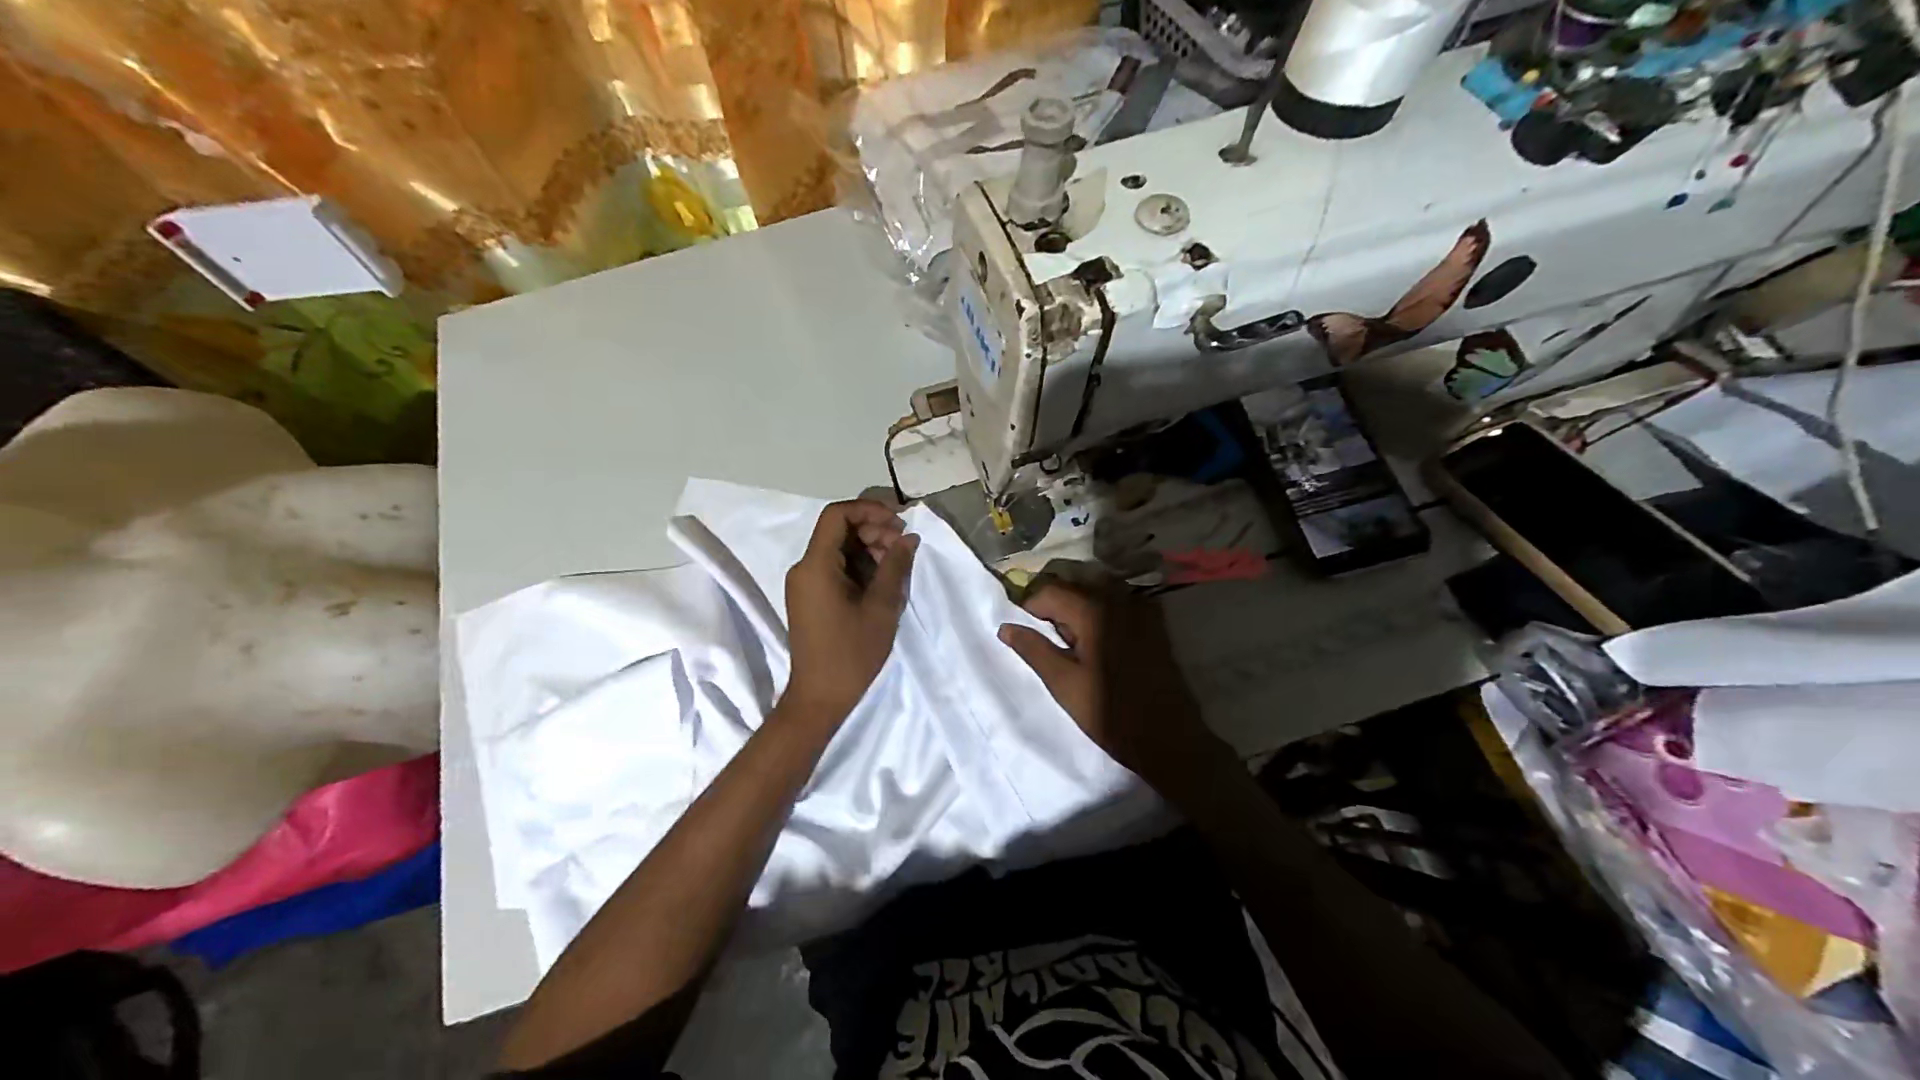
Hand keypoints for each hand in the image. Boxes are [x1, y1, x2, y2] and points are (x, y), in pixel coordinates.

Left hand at [782, 500, 919, 721]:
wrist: (820, 697)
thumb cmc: (851, 654)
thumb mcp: (881, 608)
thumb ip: (895, 566)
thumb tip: (908, 538)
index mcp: (815, 566)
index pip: (837, 515)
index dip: (869, 510)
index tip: (898, 523)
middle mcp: (805, 568)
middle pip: (838, 530)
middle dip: (873, 530)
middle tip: (903, 548)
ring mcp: (806, 583)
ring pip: (839, 548)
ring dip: (870, 548)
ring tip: (897, 566)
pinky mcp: (811, 597)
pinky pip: (836, 567)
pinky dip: (860, 565)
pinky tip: (884, 580)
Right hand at [999, 580, 1232, 795]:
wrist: (1168, 738)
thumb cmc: (1110, 713)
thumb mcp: (1063, 683)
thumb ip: (1033, 649)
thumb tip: (1005, 626)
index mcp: (1093, 611)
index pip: (1048, 591)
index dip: (1029, 608)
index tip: (1022, 632)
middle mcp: (1119, 600)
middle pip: (1073, 588)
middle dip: (1053, 607)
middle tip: (1043, 638)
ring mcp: (1141, 610)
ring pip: (1096, 594)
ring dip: (1076, 609)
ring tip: (1068, 641)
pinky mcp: (1155, 624)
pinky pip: (1119, 605)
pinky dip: (1101, 613)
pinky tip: (1097, 640)